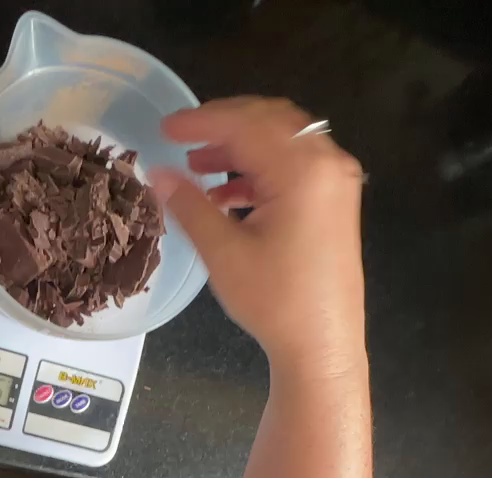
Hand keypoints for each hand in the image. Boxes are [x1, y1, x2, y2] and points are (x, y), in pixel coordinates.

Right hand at [152, 97, 365, 376]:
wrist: (321, 342)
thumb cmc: (274, 300)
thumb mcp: (224, 253)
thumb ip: (190, 207)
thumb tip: (158, 174)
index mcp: (302, 169)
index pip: (246, 124)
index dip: (201, 121)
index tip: (165, 127)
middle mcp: (326, 162)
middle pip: (270, 122)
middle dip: (223, 126)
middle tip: (182, 138)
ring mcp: (334, 181)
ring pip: (282, 144)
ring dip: (240, 149)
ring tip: (198, 166)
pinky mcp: (333, 202)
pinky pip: (293, 168)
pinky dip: (258, 171)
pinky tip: (227, 194)